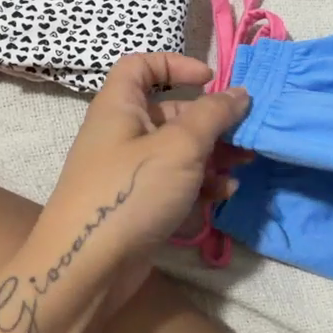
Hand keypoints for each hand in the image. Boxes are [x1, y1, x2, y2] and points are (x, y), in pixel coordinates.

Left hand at [27, 53, 251, 297]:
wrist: (87, 267)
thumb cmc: (130, 193)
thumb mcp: (180, 147)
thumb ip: (214, 115)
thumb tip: (240, 93)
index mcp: (119, 108)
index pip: (140, 66)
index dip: (175, 65)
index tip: (209, 80)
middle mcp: (123, 134)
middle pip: (172, 112)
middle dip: (212, 120)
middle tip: (246, 132)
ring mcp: (131, 171)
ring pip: (180, 149)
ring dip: (215, 154)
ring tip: (244, 164)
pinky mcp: (141, 202)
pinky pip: (177, 181)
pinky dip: (202, 183)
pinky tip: (224, 194)